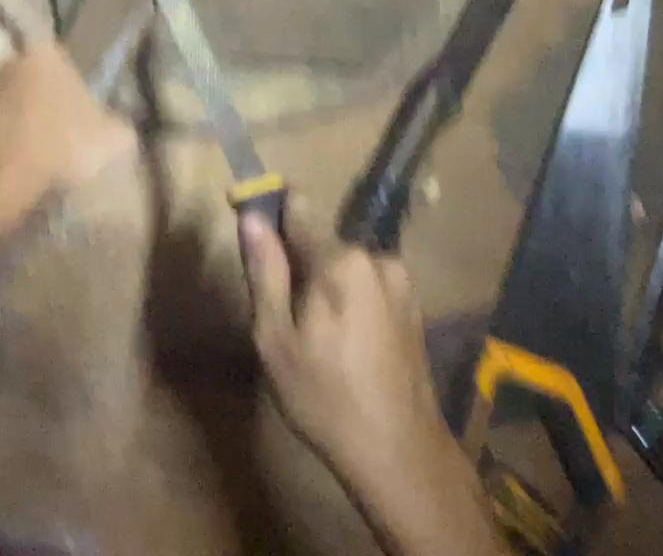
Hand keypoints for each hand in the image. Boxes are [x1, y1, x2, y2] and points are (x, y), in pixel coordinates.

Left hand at [0, 40, 134, 204]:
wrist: (0, 179)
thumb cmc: (62, 146)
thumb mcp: (115, 138)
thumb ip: (119, 123)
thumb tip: (119, 126)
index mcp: (44, 53)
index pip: (64, 61)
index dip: (74, 88)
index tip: (80, 115)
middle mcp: (6, 62)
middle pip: (31, 81)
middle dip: (42, 103)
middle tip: (59, 136)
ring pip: (7, 106)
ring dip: (18, 125)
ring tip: (34, 158)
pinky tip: (10, 168)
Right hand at [240, 216, 454, 487]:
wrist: (401, 456)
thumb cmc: (324, 396)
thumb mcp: (274, 336)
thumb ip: (264, 271)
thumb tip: (250, 217)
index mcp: (340, 261)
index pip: (298, 207)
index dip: (268, 209)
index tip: (250, 224)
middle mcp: (376, 259)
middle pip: (320, 239)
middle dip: (295, 259)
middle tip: (278, 308)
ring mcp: (400, 283)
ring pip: (342, 263)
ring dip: (321, 280)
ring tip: (309, 331)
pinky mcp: (412, 306)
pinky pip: (364, 283)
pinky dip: (345, 297)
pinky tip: (339, 340)